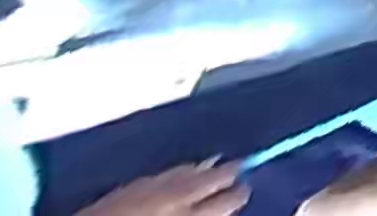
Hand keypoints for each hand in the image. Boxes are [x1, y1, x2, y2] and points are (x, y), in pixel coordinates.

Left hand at [75, 161, 250, 215]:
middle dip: (233, 174)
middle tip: (235, 179)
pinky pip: (170, 171)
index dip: (241, 195)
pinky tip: (179, 178)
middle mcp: (182, 195)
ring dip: (208, 170)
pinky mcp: (134, 184)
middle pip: (224, 172)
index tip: (242, 197)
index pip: (234, 196)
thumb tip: (219, 213)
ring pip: (199, 166)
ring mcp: (158, 186)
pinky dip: (182, 173)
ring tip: (211, 174)